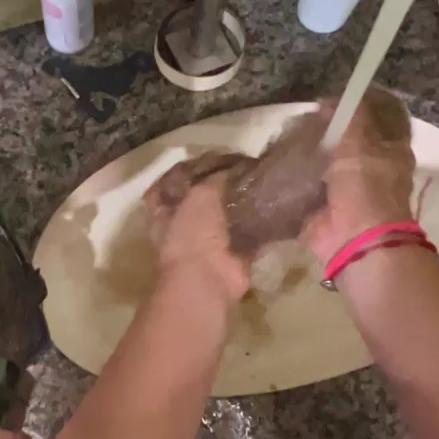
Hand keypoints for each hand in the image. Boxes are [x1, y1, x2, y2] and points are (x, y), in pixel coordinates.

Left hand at [144, 169, 249, 306]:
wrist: (207, 280)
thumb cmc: (192, 234)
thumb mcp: (199, 196)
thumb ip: (213, 180)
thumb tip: (231, 170)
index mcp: (164, 214)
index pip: (168, 187)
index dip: (185, 172)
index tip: (208, 158)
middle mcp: (184, 229)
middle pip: (199, 202)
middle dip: (218, 187)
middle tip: (241, 167)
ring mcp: (209, 245)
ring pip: (225, 218)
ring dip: (240, 204)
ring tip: (260, 180)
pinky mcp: (234, 258)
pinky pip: (248, 236)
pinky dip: (259, 225)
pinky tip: (273, 205)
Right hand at [301, 87, 417, 262]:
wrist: (353, 238)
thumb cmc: (365, 187)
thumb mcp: (360, 142)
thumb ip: (351, 117)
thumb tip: (333, 101)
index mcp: (391, 152)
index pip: (378, 121)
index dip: (359, 107)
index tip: (335, 98)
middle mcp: (371, 169)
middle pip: (349, 142)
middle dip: (330, 131)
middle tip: (307, 118)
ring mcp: (345, 189)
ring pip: (328, 162)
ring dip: (311, 153)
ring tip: (290, 136)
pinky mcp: (322, 207)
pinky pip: (308, 185)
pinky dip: (296, 176)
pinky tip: (281, 161)